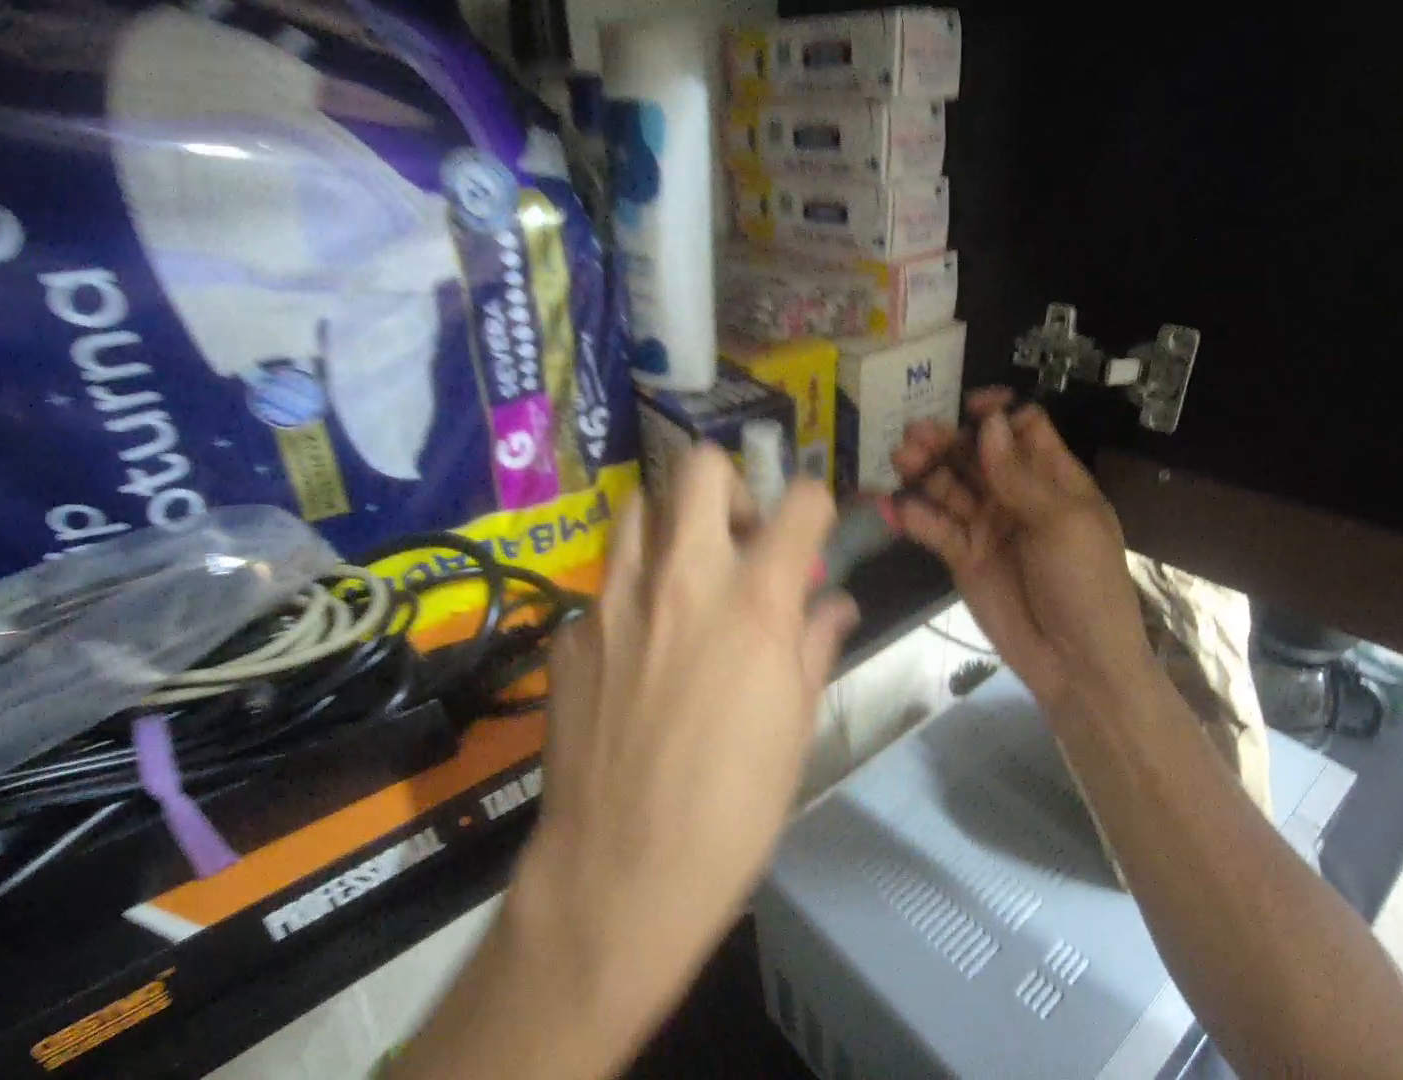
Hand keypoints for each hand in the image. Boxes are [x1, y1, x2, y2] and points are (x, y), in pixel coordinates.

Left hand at [515, 446, 858, 1017]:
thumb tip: (833, 604)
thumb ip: (815, 645)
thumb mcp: (796, 724)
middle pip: (700, 470)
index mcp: (755, 600)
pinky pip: (603, 589)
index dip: (813, 505)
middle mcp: (681, 579)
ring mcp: (613, 601)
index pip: (798, 501)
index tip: (811, 532)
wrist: (623, 869)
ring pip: (638, 511)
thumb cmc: (735, 806)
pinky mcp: (569, 635)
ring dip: (671, 528)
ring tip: (683, 581)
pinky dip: (630, 601)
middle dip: (730, 484)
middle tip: (738, 537)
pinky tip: (635, 655)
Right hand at [891, 389, 1151, 711]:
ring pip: (949, 486)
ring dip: (925, 471)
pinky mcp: (961, 557)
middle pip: (975, 453)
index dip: (997, 414)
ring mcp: (986, 526)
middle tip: (916, 437)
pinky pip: (935, 529)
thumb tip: (989, 422)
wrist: (1075, 661)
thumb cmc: (1085, 583)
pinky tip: (897, 509)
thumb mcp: (1063, 523)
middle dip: (947, 440)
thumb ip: (1019, 475)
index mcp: (1053, 478)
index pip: (1022, 429)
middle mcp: (1015, 495)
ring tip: (901, 460)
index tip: (970, 408)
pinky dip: (916, 517)